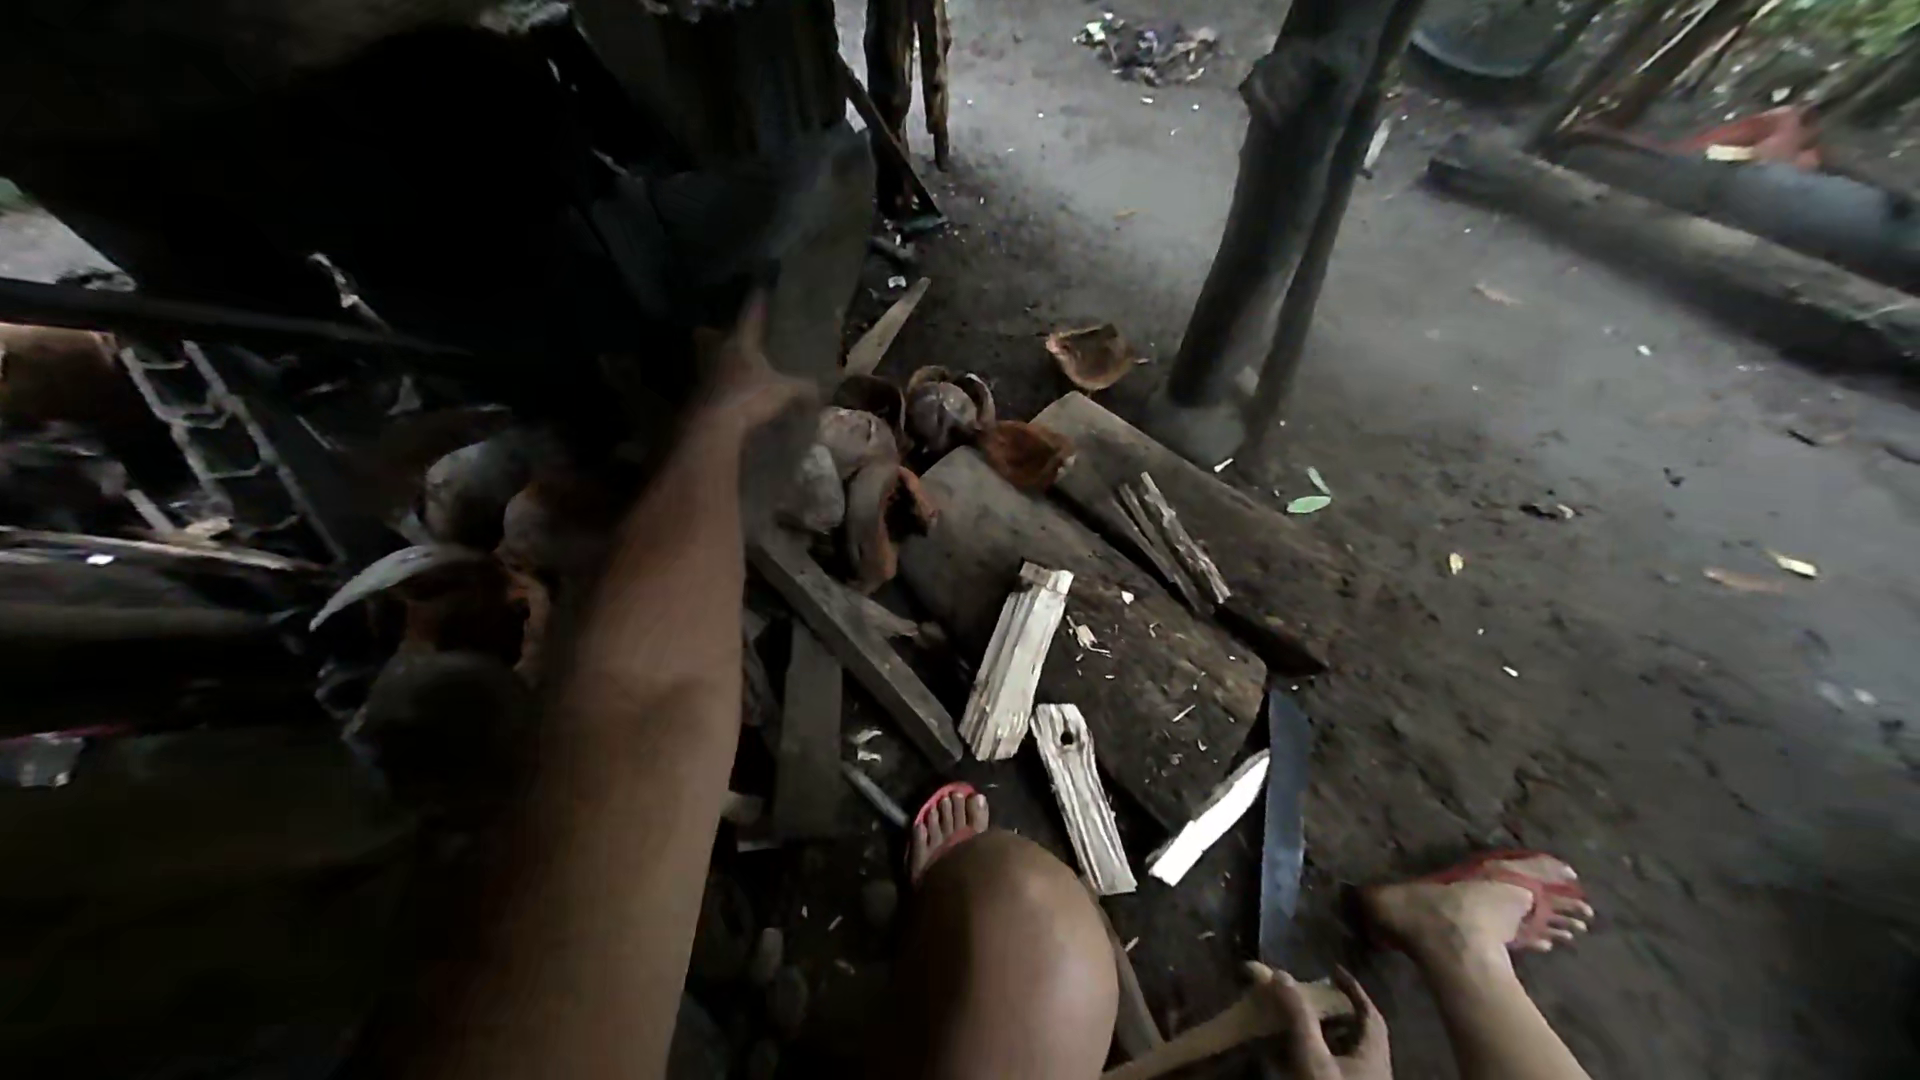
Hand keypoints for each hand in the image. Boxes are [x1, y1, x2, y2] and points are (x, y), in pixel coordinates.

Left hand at [687, 290, 811, 444]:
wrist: (715, 423)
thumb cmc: (750, 397)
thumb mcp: (785, 391)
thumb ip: (803, 388)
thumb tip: (822, 390)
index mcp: (740, 340)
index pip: (750, 314)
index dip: (757, 302)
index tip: (761, 288)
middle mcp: (716, 348)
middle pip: (711, 332)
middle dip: (718, 332)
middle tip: (730, 336)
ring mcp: (702, 369)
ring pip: (705, 355)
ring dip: (714, 357)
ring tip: (728, 364)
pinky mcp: (696, 391)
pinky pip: (705, 380)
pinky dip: (714, 382)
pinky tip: (725, 390)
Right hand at [1270, 967, 1390, 1079]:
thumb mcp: (1313, 1058)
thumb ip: (1298, 1016)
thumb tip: (1281, 974)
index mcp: (1374, 1059)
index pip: (1371, 1016)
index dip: (1355, 990)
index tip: (1333, 970)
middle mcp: (1373, 1074)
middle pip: (1358, 1035)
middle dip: (1334, 1011)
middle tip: (1308, 994)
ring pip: (1344, 1054)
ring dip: (1321, 1034)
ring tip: (1293, 1019)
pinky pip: (1332, 1070)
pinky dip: (1314, 1056)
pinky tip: (1289, 1057)